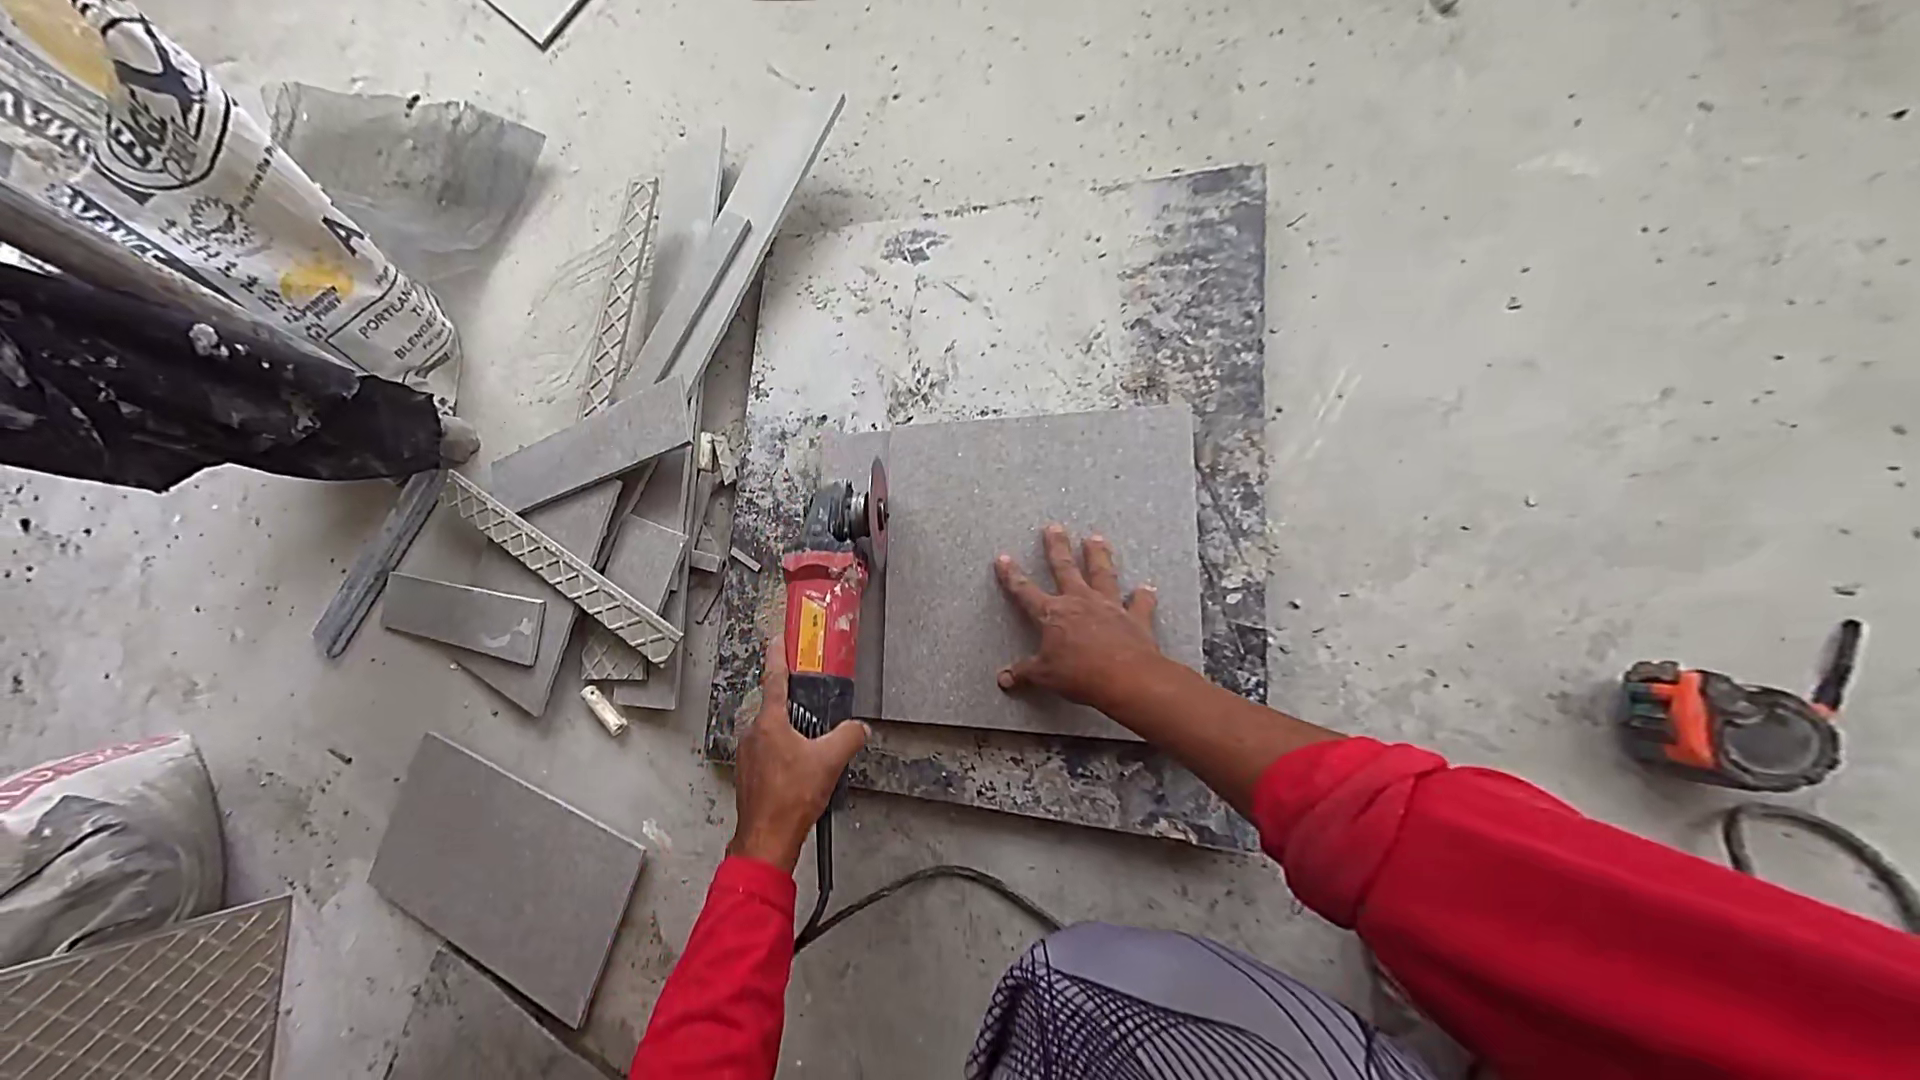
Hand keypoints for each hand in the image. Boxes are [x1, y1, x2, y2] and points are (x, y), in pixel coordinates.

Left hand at [727, 634, 868, 872]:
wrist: (767, 838)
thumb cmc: (790, 800)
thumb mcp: (831, 760)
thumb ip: (850, 735)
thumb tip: (859, 729)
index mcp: (770, 723)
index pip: (775, 678)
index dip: (778, 655)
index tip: (777, 639)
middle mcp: (753, 734)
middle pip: (775, 707)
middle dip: (794, 707)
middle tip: (811, 711)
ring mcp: (748, 754)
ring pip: (771, 731)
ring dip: (790, 734)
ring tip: (810, 751)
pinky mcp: (748, 773)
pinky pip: (768, 751)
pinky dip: (783, 753)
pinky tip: (799, 771)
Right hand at [994, 525, 1168, 712]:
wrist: (1126, 678)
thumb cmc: (1081, 675)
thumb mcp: (1045, 676)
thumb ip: (1024, 673)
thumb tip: (1004, 679)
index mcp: (1053, 614)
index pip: (1025, 591)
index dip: (1012, 575)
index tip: (1003, 558)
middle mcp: (1080, 602)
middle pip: (1065, 568)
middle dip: (1057, 547)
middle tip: (1054, 527)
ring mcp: (1109, 606)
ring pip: (1102, 574)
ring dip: (1098, 556)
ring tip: (1095, 538)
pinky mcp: (1135, 618)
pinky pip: (1140, 603)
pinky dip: (1143, 596)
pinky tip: (1146, 587)